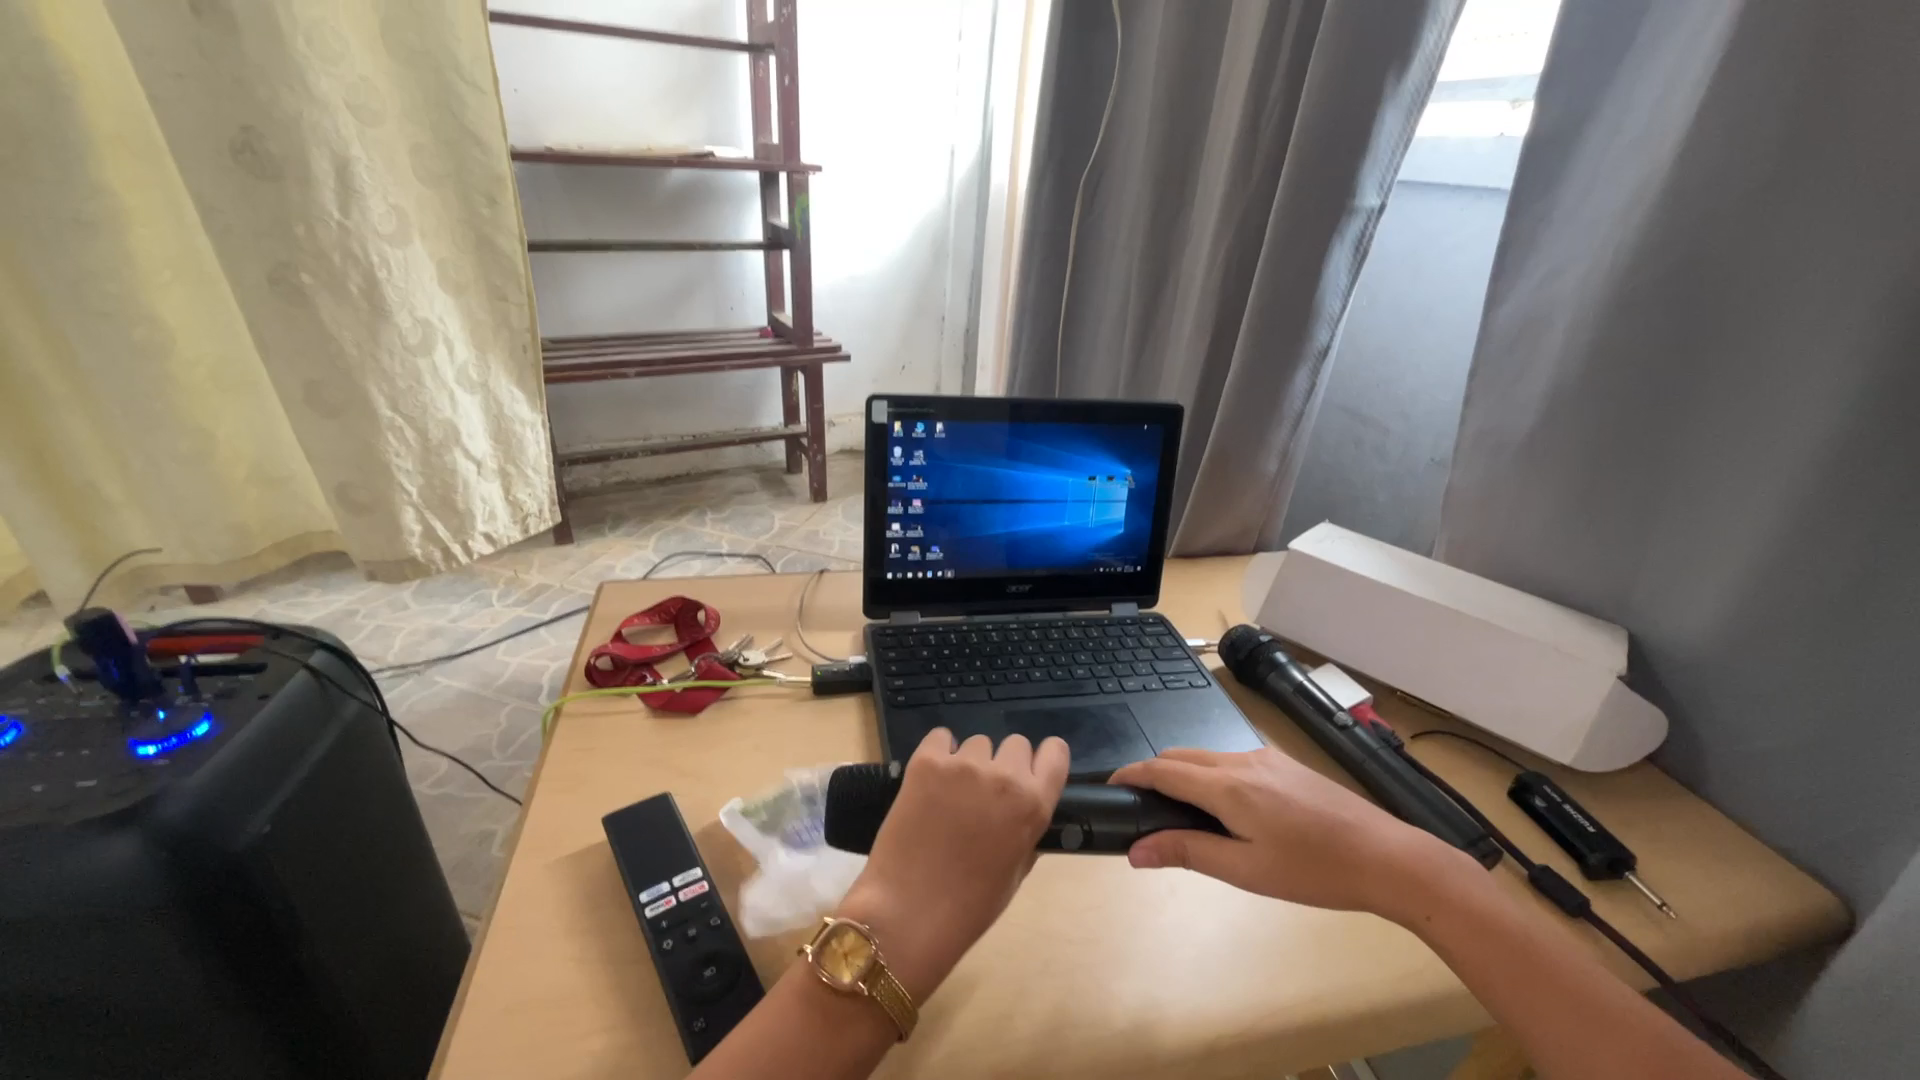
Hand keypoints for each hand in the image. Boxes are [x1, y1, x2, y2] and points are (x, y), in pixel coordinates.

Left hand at [834, 729, 1069, 999]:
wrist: (909, 911)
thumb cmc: (969, 905)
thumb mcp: (1016, 871)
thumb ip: (1027, 832)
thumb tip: (1021, 811)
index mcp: (1033, 805)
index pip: (1055, 752)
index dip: (1043, 759)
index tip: (1032, 770)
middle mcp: (1004, 776)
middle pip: (1015, 744)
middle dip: (1004, 764)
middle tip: (985, 793)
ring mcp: (964, 765)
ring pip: (977, 743)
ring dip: (970, 762)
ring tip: (951, 794)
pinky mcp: (925, 761)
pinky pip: (940, 737)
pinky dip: (939, 753)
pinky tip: (930, 780)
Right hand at [1108, 746, 1477, 921]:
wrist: (1388, 858)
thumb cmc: (1313, 871)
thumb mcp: (1246, 871)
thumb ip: (1188, 853)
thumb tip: (1136, 850)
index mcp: (1228, 787)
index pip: (1163, 770)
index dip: (1131, 775)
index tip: (1109, 786)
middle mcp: (1242, 761)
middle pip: (1181, 756)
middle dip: (1153, 772)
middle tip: (1139, 804)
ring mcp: (1267, 758)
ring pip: (1207, 756)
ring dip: (1184, 773)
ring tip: (1180, 811)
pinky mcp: (1285, 763)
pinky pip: (1232, 760)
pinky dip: (1211, 775)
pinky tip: (1225, 807)